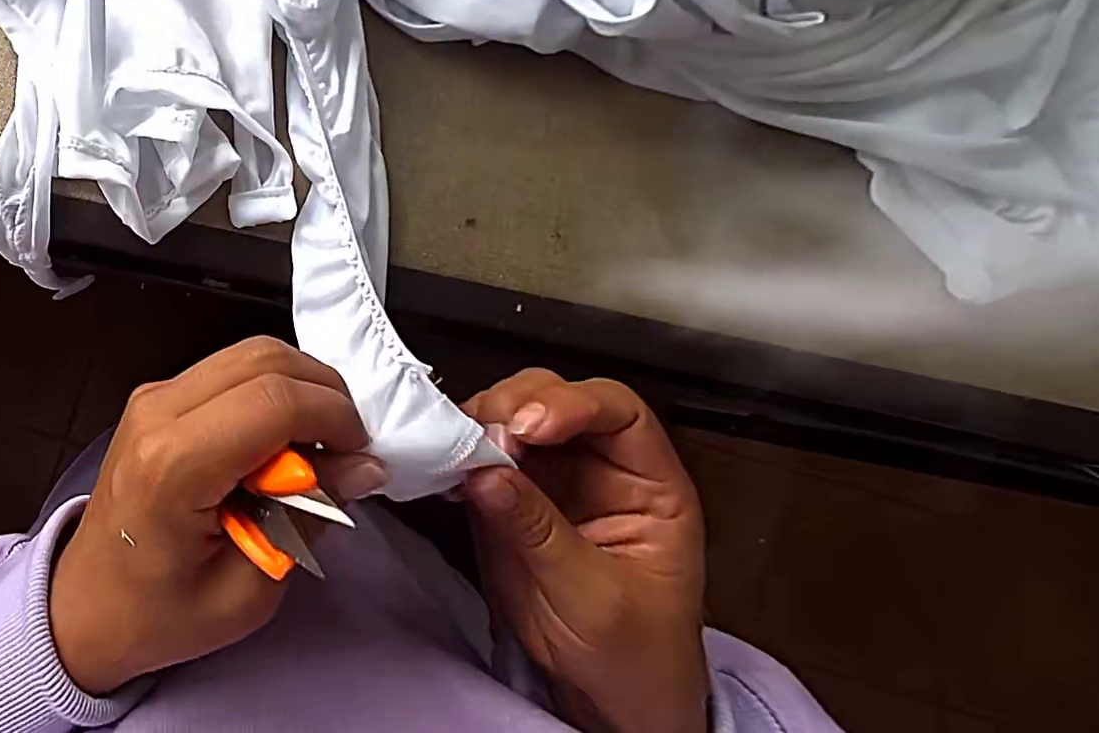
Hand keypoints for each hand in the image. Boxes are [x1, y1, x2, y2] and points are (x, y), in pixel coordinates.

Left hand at [48, 337, 386, 693]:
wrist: (83, 605)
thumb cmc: (156, 612)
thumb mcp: (248, 591)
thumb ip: (310, 516)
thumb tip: (363, 467)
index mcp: (173, 466)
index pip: (275, 402)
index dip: (333, 417)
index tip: (358, 452)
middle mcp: (159, 412)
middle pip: (267, 360)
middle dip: (325, 392)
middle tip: (344, 443)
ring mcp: (157, 394)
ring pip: (255, 352)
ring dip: (303, 384)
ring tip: (317, 438)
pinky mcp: (162, 392)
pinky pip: (236, 365)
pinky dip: (276, 386)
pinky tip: (283, 431)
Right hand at [462, 370, 708, 732]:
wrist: (607, 704)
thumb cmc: (636, 658)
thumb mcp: (597, 601)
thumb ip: (541, 533)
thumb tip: (488, 474)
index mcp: (649, 481)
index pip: (617, 411)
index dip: (574, 403)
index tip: (531, 425)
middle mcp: (597, 463)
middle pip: (556, 396)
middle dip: (518, 405)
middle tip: (492, 437)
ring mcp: (551, 472)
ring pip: (512, 412)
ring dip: (483, 420)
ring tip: (465, 450)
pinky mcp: (511, 489)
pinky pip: (482, 449)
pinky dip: (461, 448)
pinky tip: (450, 465)